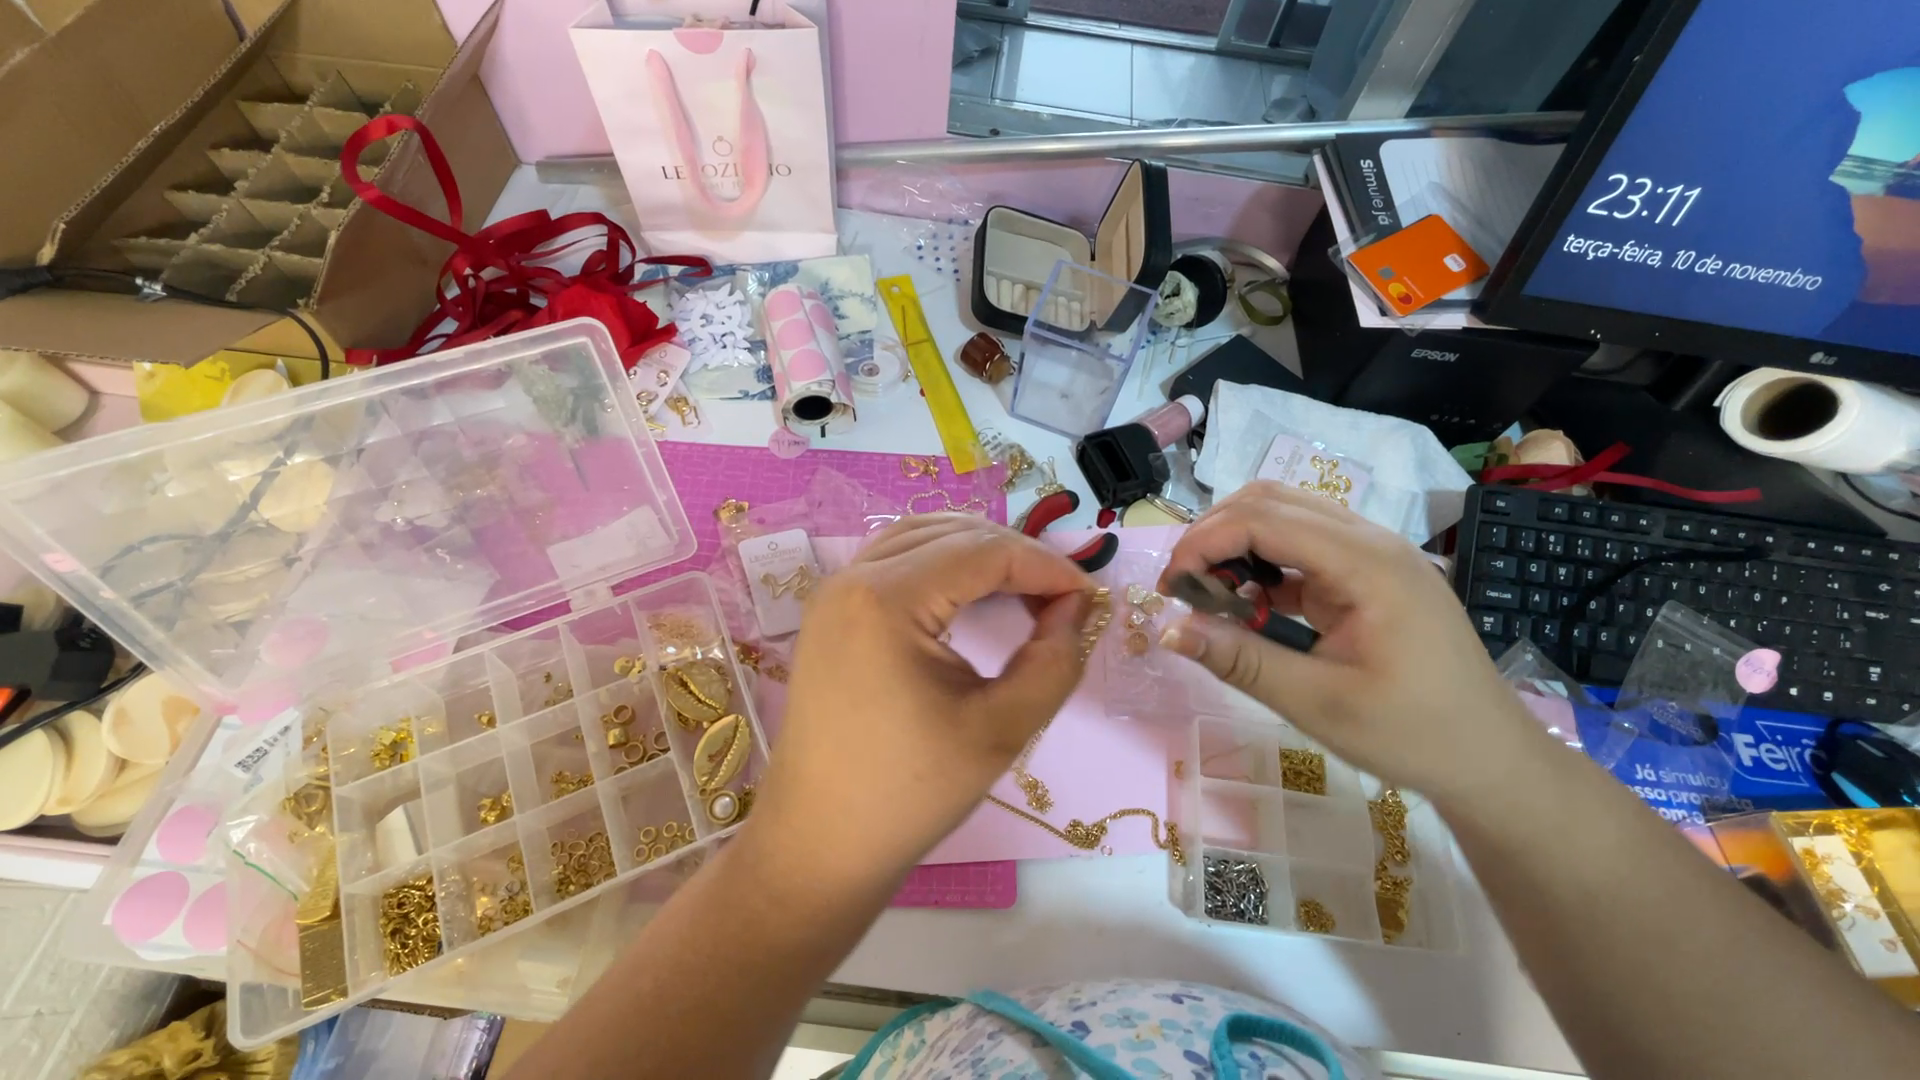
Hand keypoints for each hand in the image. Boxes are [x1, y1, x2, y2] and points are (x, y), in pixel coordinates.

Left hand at [751, 515, 1095, 878]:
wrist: (819, 842)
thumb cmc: (909, 794)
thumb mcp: (1001, 730)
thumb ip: (1054, 660)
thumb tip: (1076, 607)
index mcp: (886, 599)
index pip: (984, 551)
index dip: (1046, 566)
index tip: (1089, 598)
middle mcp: (852, 579)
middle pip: (953, 534)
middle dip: (1016, 557)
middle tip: (1062, 601)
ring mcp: (833, 594)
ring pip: (921, 539)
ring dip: (978, 555)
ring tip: (1025, 594)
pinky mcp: (829, 615)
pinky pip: (895, 564)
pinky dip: (942, 568)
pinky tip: (972, 599)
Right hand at [1157, 482, 1548, 804]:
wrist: (1490, 758)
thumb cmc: (1412, 734)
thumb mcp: (1318, 703)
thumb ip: (1241, 660)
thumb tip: (1170, 631)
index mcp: (1366, 563)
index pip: (1263, 520)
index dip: (1204, 543)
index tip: (1169, 589)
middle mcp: (1370, 542)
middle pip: (1271, 502)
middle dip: (1214, 535)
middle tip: (1181, 588)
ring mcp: (1373, 555)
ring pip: (1285, 516)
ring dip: (1236, 544)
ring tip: (1207, 593)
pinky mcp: (1368, 575)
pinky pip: (1302, 548)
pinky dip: (1263, 564)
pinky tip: (1246, 603)